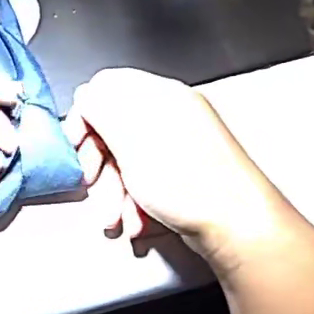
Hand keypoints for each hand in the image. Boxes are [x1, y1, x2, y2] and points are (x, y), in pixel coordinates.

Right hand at [63, 68, 299, 271]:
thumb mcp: (129, 138)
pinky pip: (146, 182)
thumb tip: (86, 96)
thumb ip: (101, 108)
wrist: (236, 224)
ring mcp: (179, 146)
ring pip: (127, 162)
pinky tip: (137, 220)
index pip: (106, 89)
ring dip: (115, 192)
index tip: (77, 145)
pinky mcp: (185, 176)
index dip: (85, 118)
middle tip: (95, 184)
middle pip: (113, 131)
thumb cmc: (189, 182)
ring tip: (118, 216)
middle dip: (100, 164)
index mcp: (160, 95)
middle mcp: (171, 115)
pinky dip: (136, 203)